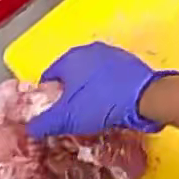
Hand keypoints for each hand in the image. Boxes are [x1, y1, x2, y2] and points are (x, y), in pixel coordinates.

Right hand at [29, 41, 176, 138]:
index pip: (49, 76)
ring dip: (89, 93)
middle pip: (71, 75)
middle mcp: (91, 50)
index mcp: (72, 57)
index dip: (47, 97)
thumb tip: (30, 128)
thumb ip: (45, 122)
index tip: (52, 115)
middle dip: (69, 95)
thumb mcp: (67, 118)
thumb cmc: (102, 103)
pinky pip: (110, 78)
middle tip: (71, 116)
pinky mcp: (129, 63)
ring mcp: (112, 54)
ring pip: (91, 76)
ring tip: (91, 114)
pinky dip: (107, 90)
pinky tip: (110, 106)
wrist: (147, 97)